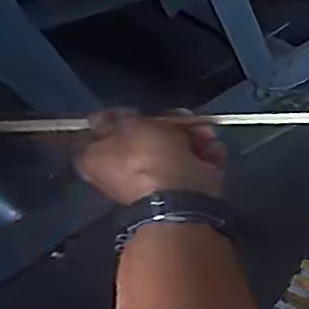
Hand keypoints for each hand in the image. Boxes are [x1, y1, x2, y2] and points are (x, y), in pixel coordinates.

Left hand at [76, 109, 226, 204]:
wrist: (181, 196)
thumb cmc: (148, 158)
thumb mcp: (129, 126)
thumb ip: (119, 118)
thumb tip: (116, 117)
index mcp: (94, 156)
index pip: (106, 129)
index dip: (127, 116)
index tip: (145, 112)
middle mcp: (121, 169)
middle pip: (146, 137)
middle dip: (170, 125)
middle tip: (185, 119)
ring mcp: (154, 179)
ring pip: (176, 147)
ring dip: (195, 138)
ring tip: (207, 136)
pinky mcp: (183, 187)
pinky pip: (195, 162)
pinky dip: (208, 154)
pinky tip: (214, 150)